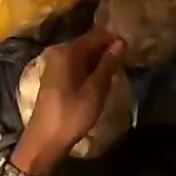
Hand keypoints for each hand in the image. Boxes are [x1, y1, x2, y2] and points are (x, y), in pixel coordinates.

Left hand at [15, 30, 126, 175]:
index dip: (114, 41)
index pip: (95, 36)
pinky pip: (75, 66)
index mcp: (67, 51)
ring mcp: (54, 65)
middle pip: (88, 44)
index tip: (130, 52)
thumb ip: (108, 64)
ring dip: (98, 63)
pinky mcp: (54, 77)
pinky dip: (88, 71)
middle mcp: (58, 52)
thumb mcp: (96, 89)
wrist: (45, 139)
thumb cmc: (72, 114)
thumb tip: (121, 42)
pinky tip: (98, 84)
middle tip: (125, 65)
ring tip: (115, 75)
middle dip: (106, 52)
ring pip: (82, 56)